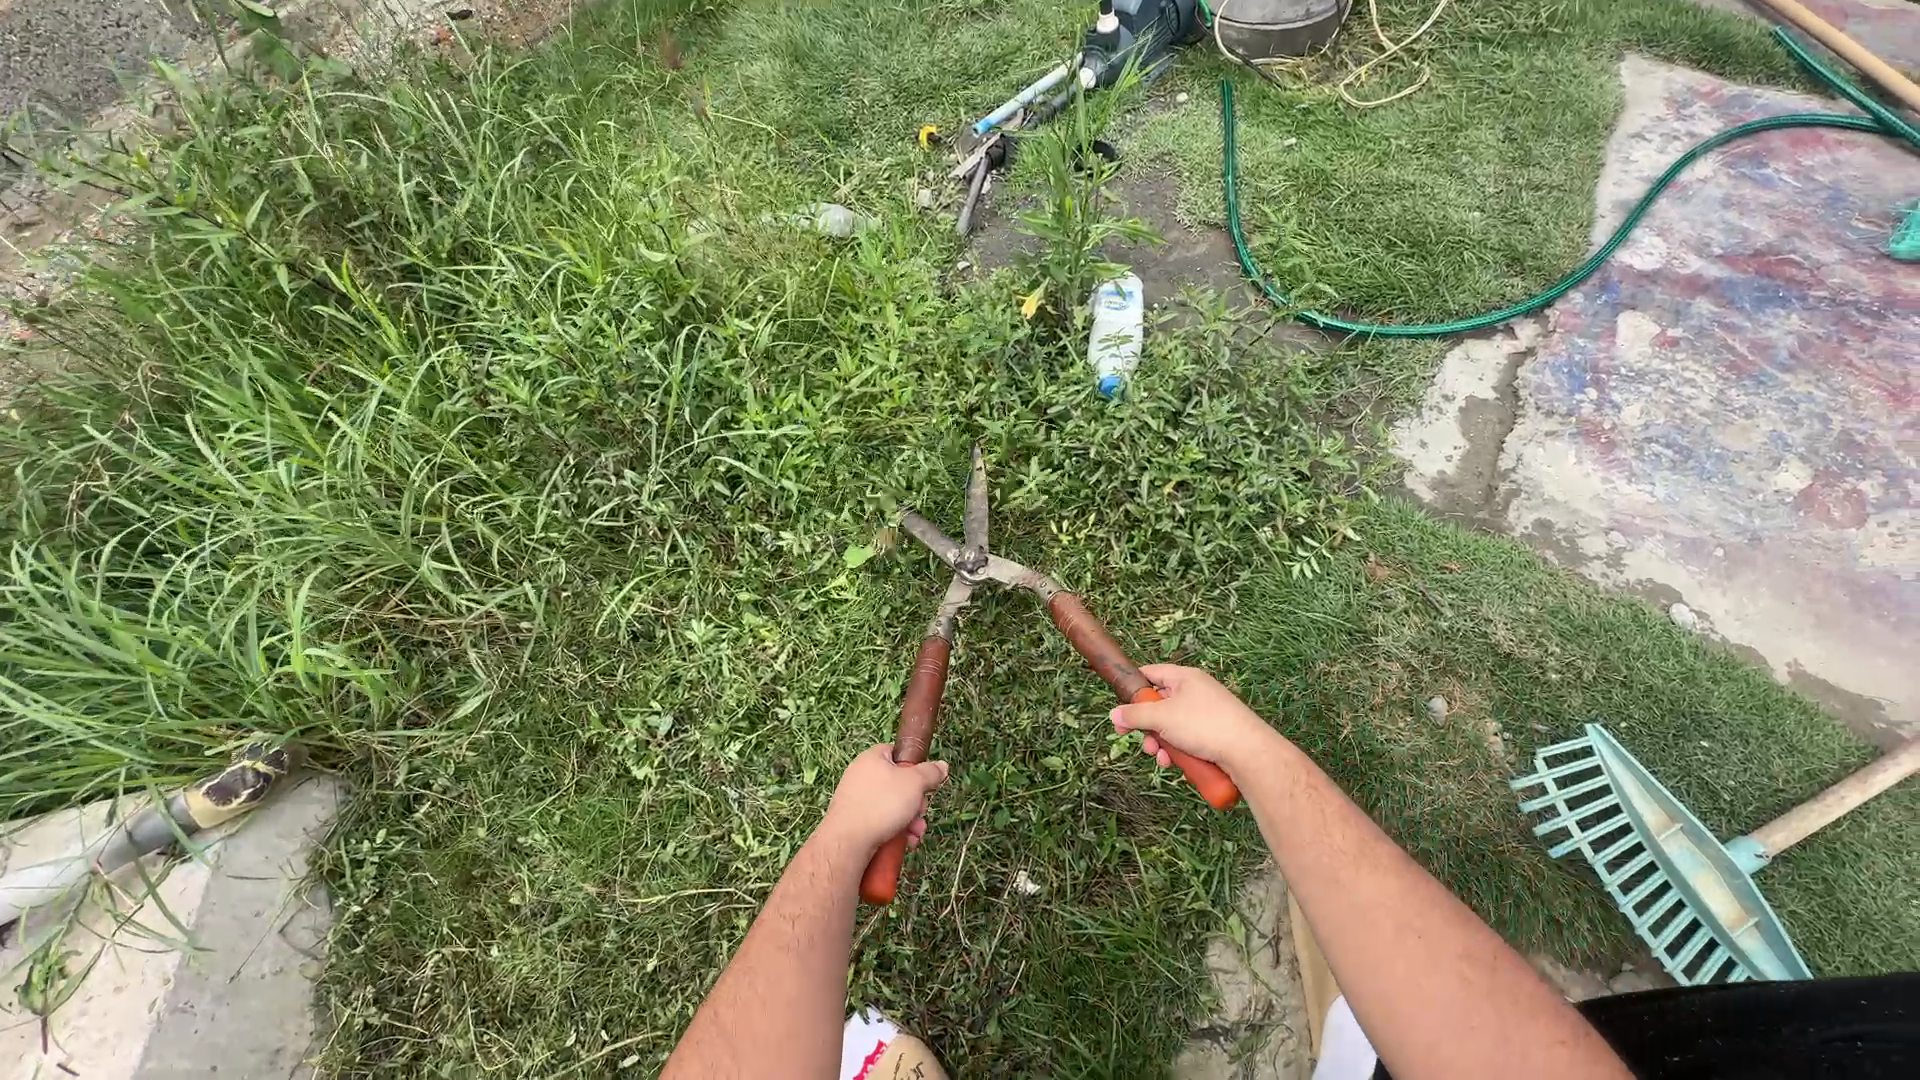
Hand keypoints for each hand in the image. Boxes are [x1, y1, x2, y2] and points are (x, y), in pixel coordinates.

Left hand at [817, 745, 949, 856]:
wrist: (848, 842)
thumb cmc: (882, 805)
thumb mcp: (915, 783)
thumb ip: (931, 772)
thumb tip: (942, 766)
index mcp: (872, 758)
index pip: (896, 753)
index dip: (913, 767)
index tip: (923, 782)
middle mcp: (860, 776)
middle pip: (897, 784)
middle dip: (915, 802)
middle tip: (920, 812)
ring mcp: (855, 799)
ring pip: (891, 806)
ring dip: (909, 821)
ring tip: (915, 834)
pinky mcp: (852, 821)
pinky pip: (879, 822)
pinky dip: (894, 832)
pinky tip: (904, 843)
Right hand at [1110, 664, 1279, 776]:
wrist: (1249, 753)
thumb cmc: (1205, 726)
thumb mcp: (1162, 717)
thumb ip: (1134, 714)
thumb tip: (1114, 715)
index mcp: (1185, 678)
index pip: (1150, 674)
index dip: (1133, 689)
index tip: (1121, 707)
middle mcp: (1196, 692)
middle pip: (1159, 705)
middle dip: (1147, 727)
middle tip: (1143, 742)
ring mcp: (1206, 714)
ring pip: (1171, 727)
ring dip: (1161, 744)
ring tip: (1162, 758)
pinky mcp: (1214, 734)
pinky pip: (1187, 740)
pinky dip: (1178, 752)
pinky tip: (1175, 764)